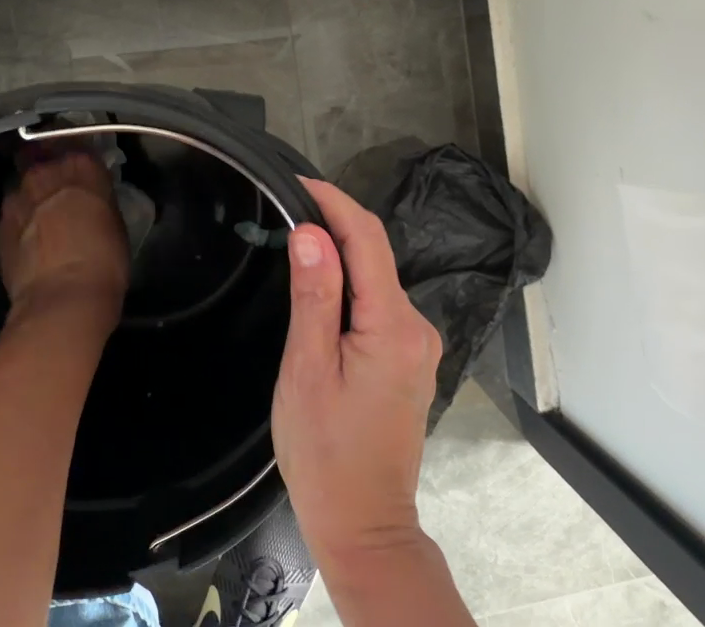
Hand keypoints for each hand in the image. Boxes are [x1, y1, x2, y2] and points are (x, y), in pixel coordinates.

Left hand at [0, 153, 129, 324]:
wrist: (63, 301)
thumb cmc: (105, 261)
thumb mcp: (115, 222)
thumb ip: (97, 201)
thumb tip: (89, 201)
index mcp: (79, 167)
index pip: (77, 145)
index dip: (79, 156)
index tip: (84, 168)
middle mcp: (42, 174)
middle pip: (39, 157)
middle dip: (46, 169)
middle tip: (59, 189)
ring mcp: (14, 200)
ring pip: (20, 187)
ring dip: (30, 198)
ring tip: (42, 220)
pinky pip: (10, 218)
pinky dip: (18, 225)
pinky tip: (29, 244)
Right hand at [272, 178, 442, 567]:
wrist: (365, 522)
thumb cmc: (325, 453)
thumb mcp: (308, 371)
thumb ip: (315, 297)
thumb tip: (311, 232)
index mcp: (393, 325)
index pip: (367, 239)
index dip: (334, 202)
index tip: (297, 181)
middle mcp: (417, 326)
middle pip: (377, 255)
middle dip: (335, 225)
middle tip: (285, 208)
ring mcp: (419, 345)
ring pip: (378, 280)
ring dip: (342, 256)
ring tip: (295, 243)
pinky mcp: (411, 360)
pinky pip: (381, 306)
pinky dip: (352, 287)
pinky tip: (322, 289)